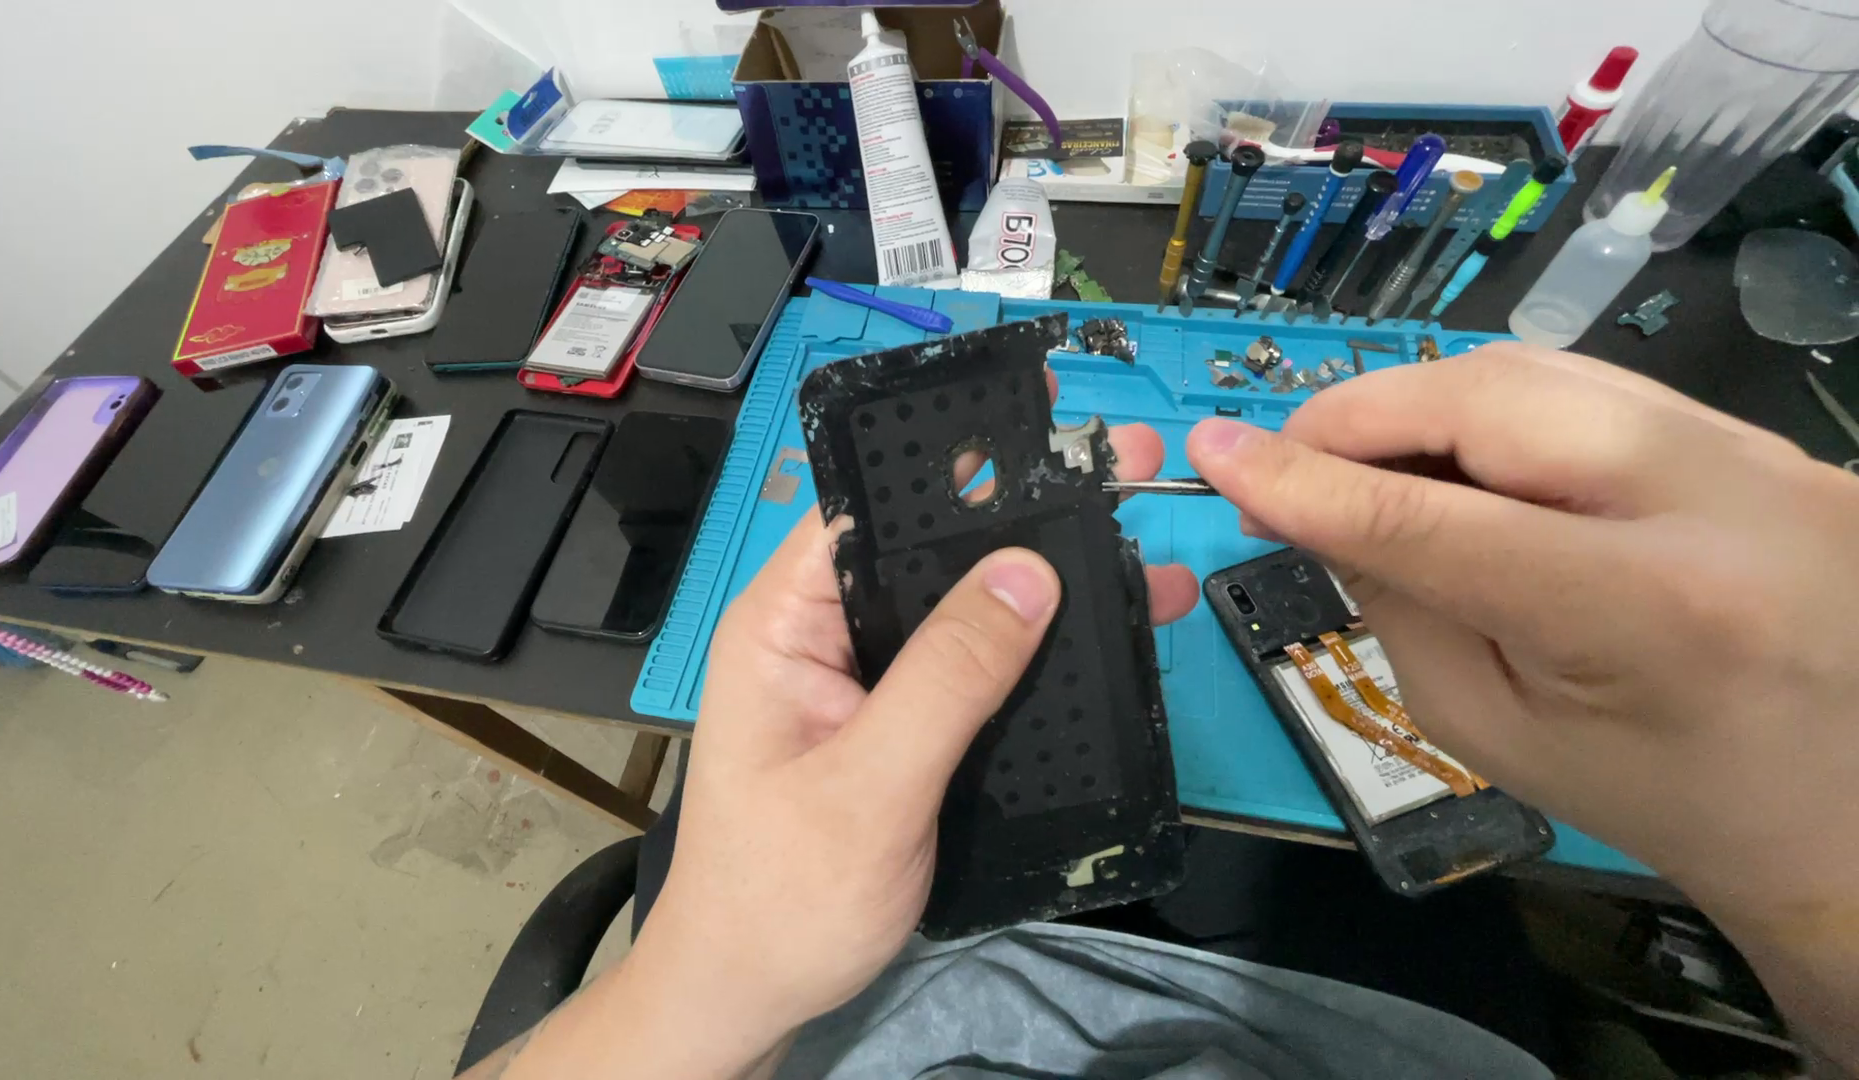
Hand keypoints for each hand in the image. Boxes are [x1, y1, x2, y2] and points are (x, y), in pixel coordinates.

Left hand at [625, 422, 1195, 1070]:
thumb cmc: (783, 897)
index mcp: (786, 619)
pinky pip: (976, 661)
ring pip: (962, 603)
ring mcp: (869, 674)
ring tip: (1138, 548)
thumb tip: (1026, 571)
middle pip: (927, 548)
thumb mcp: (868, 785)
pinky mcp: (903, 716)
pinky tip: (1104, 631)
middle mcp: (826, 629)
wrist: (754, 993)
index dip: (946, 460)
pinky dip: (1037, 644)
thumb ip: (945, 678)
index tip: (1031, 421)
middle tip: (1116, 473)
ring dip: (1043, 578)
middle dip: (1021, 512)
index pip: (865, 507)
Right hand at [1185, 343, 1858, 1064]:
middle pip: (1481, 397)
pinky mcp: (1748, 429)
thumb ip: (1386, 593)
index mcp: (1647, 613)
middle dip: (1349, 420)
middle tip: (1283, 470)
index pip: (1422, 518)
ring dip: (1399, 409)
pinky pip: (1561, 383)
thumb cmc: (1635, 786)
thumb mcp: (1471, 714)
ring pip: (1517, 369)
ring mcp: (1755, 448)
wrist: (1840, 799)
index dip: (1297, 479)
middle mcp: (1721, 499)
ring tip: (1350, 468)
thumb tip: (1304, 502)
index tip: (1209, 452)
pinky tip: (1432, 461)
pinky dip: (1461, 410)